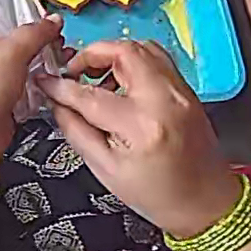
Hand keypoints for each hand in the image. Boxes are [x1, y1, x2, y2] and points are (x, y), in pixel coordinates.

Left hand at [0, 14, 63, 160]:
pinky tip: (52, 89)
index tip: (54, 23)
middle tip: (60, 47)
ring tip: (61, 67)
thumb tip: (52, 20)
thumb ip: (35, 32)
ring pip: (32, 70)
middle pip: (27, 46)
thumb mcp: (10, 50)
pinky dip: (43, 92)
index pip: (13, 20)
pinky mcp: (10, 104)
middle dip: (46, 46)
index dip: (35, 20)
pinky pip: (33, 93)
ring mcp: (1, 83)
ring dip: (48, 70)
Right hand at [35, 40, 238, 237]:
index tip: (44, 82)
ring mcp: (180, 91)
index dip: (61, 87)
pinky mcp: (187, 89)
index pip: (90, 95)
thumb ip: (76, 131)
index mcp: (141, 127)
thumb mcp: (104, 170)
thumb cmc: (156, 194)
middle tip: (72, 73)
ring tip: (95, 76)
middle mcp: (164, 100)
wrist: (206, 203)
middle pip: (122, 51)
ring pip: (141, 47)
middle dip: (89, 55)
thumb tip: (57, 103)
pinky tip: (119, 81)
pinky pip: (156, 58)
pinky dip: (132, 61)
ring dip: (112, 55)